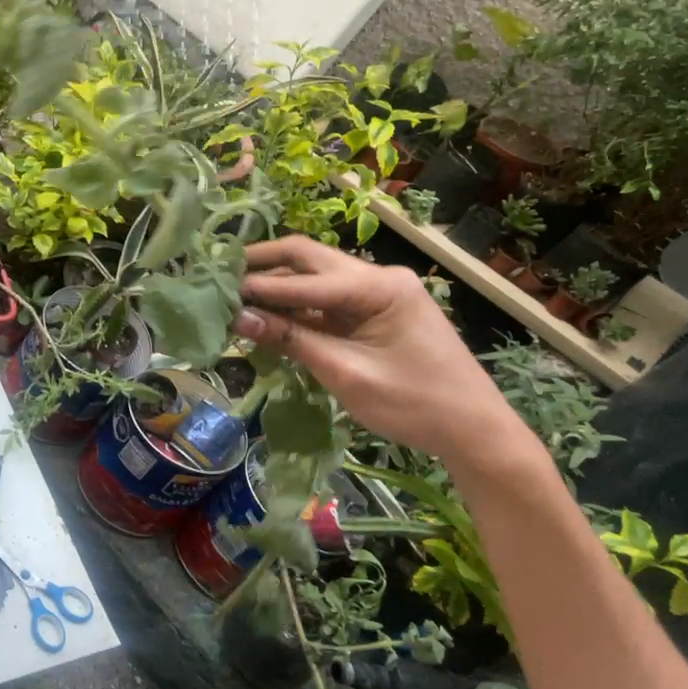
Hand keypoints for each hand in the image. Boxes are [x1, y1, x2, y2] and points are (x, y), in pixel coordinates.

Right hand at [231, 237, 532, 465]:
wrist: (475, 431)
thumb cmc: (414, 404)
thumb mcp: (346, 373)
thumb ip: (291, 339)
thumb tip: (237, 318)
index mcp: (379, 286)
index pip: (303, 278)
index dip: (256, 286)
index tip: (213, 290)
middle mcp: (378, 277)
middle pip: (307, 257)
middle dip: (261, 264)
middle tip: (216, 272)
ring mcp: (378, 292)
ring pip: (314, 274)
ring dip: (275, 283)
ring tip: (231, 294)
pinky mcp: (375, 311)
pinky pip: (325, 297)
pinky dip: (293, 303)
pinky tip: (264, 313)